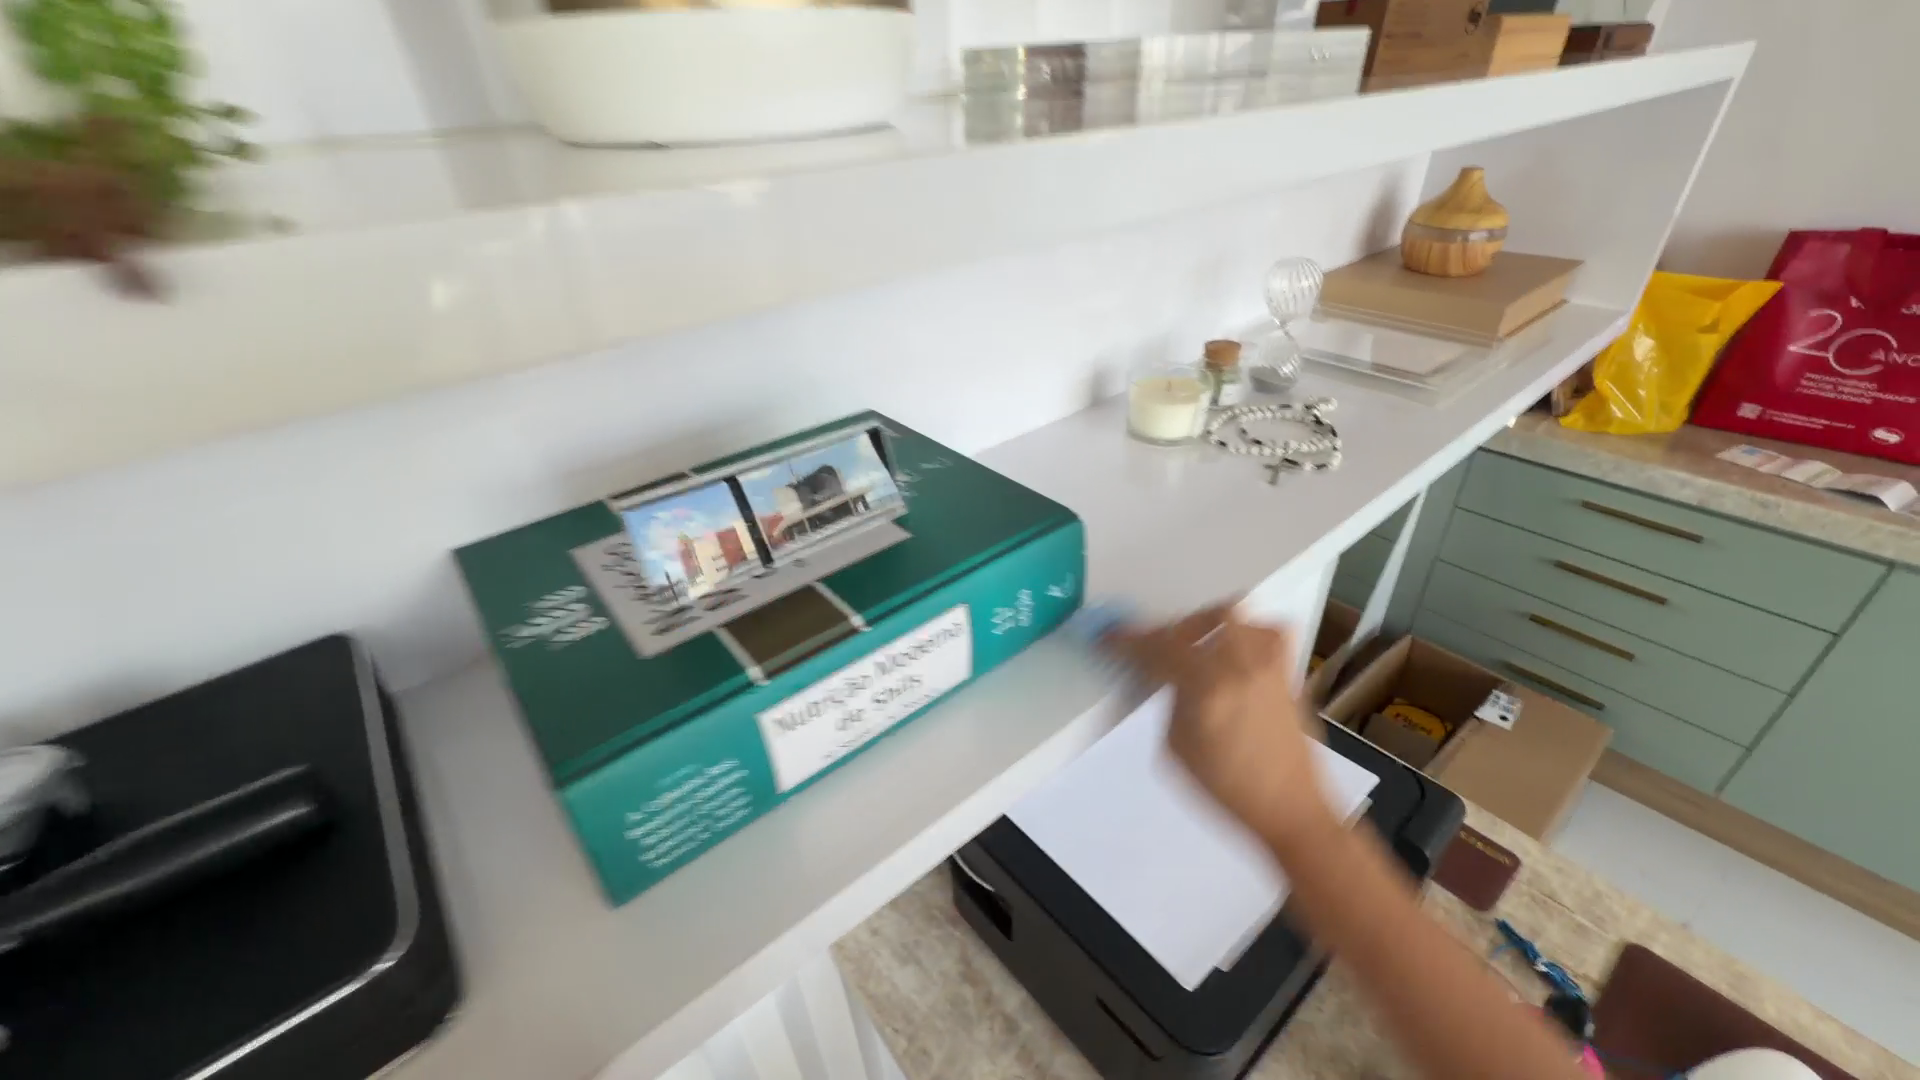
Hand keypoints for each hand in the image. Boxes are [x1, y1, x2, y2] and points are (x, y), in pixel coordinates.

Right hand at [1104, 606, 1336, 848]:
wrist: (1290, 809)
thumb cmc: (1226, 789)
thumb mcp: (1176, 749)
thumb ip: (1171, 702)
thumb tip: (1168, 676)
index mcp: (1207, 688)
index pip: (1160, 648)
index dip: (1129, 640)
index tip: (1110, 637)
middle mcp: (1241, 667)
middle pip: (1199, 621)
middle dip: (1170, 629)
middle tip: (1157, 648)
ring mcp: (1270, 666)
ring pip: (1234, 616)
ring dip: (1205, 624)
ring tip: (1195, 645)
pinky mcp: (1289, 672)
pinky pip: (1267, 632)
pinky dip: (1246, 631)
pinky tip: (1235, 653)